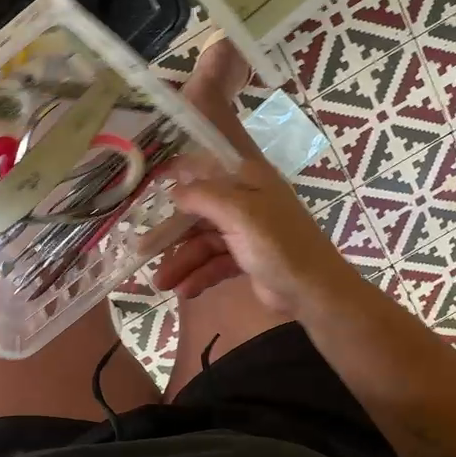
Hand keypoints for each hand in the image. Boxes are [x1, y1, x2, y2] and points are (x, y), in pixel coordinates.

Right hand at [152, 153, 360, 318]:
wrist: (313, 290)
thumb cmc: (278, 244)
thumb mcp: (240, 213)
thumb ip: (204, 196)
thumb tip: (175, 190)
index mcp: (248, 179)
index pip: (207, 166)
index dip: (179, 171)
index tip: (149, 179)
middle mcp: (245, 200)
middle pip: (199, 211)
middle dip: (172, 233)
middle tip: (142, 250)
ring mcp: (246, 230)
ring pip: (203, 241)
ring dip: (183, 261)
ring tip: (162, 283)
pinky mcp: (246, 257)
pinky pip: (215, 262)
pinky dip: (200, 275)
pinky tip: (185, 291)